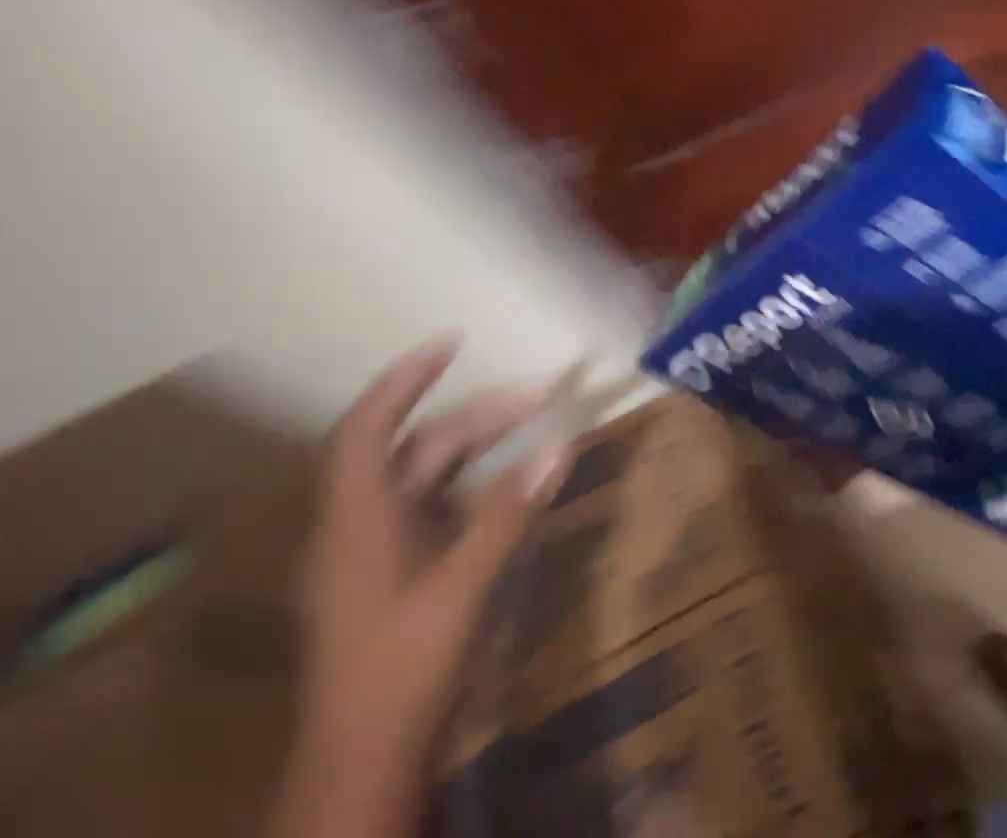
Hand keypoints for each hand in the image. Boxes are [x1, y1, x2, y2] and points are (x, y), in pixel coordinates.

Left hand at [275, 340, 572, 837]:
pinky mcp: (397, 578)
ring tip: (534, 428)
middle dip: (473, 417)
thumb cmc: (403, 667)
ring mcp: (378, 555)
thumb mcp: (461, 587)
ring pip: (428, 482)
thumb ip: (507, 515)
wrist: (365, 756)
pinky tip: (514, 489)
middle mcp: (360, 526)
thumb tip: (557, 448)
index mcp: (357, 521)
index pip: (367, 428)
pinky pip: (437, 514)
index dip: (403, 381)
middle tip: (539, 395)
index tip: (450, 344)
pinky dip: (476, 491)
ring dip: (478, 452)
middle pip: (413, 452)